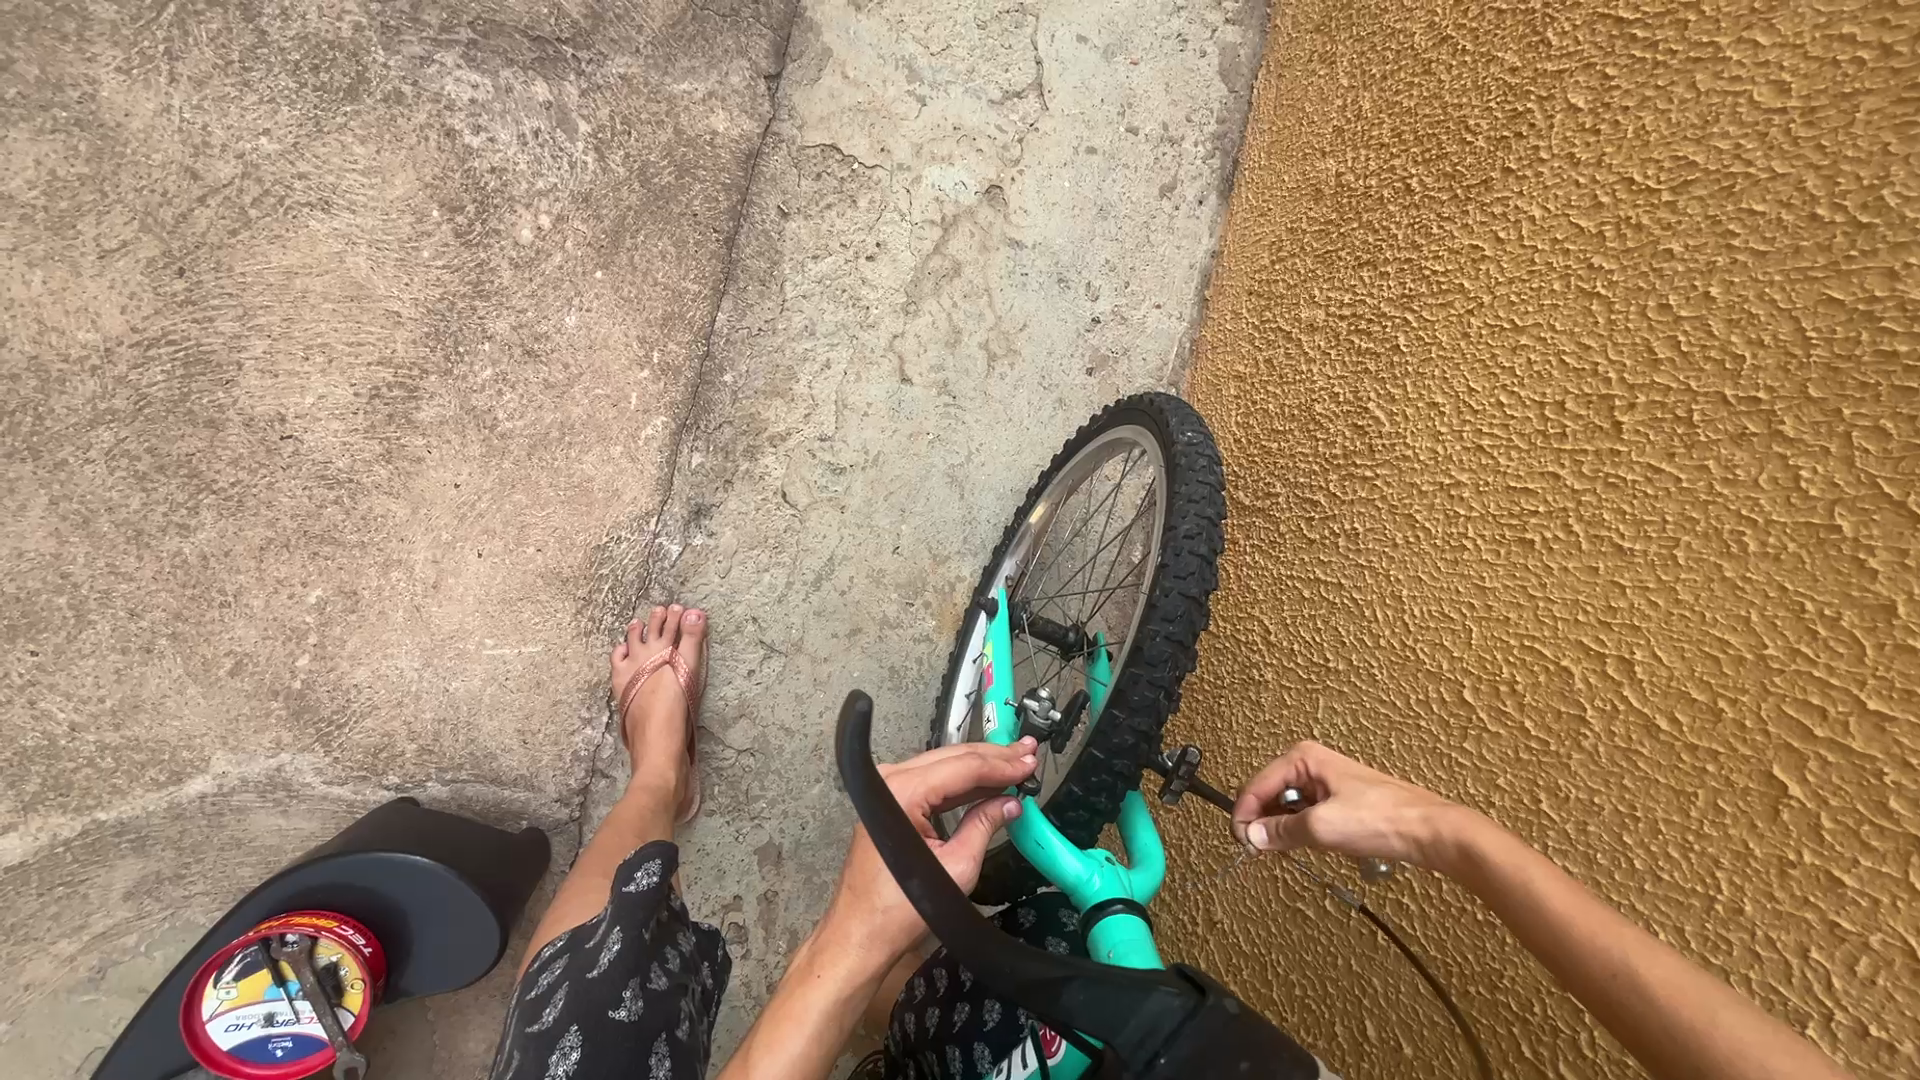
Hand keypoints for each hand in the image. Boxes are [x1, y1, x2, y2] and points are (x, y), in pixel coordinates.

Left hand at [821, 737, 1038, 966]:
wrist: (862, 934)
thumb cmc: (899, 909)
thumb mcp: (957, 867)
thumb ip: (984, 825)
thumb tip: (1010, 804)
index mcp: (903, 793)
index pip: (964, 767)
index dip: (1001, 764)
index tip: (1029, 762)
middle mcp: (891, 782)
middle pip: (953, 757)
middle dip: (994, 756)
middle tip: (1027, 752)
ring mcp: (888, 790)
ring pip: (944, 765)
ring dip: (980, 765)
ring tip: (1013, 761)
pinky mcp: (891, 802)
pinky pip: (932, 782)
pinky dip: (961, 782)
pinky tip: (986, 782)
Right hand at [1231, 740, 1480, 871]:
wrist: (1433, 833)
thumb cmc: (1381, 820)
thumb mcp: (1323, 827)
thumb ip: (1280, 832)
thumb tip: (1251, 836)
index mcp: (1301, 759)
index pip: (1256, 786)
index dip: (1244, 816)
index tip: (1241, 844)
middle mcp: (1309, 764)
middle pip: (1268, 794)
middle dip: (1262, 822)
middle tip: (1260, 851)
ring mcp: (1324, 782)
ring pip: (1286, 806)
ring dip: (1281, 829)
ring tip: (1284, 851)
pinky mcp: (1338, 800)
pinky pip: (1305, 814)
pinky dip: (1300, 831)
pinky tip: (1307, 846)